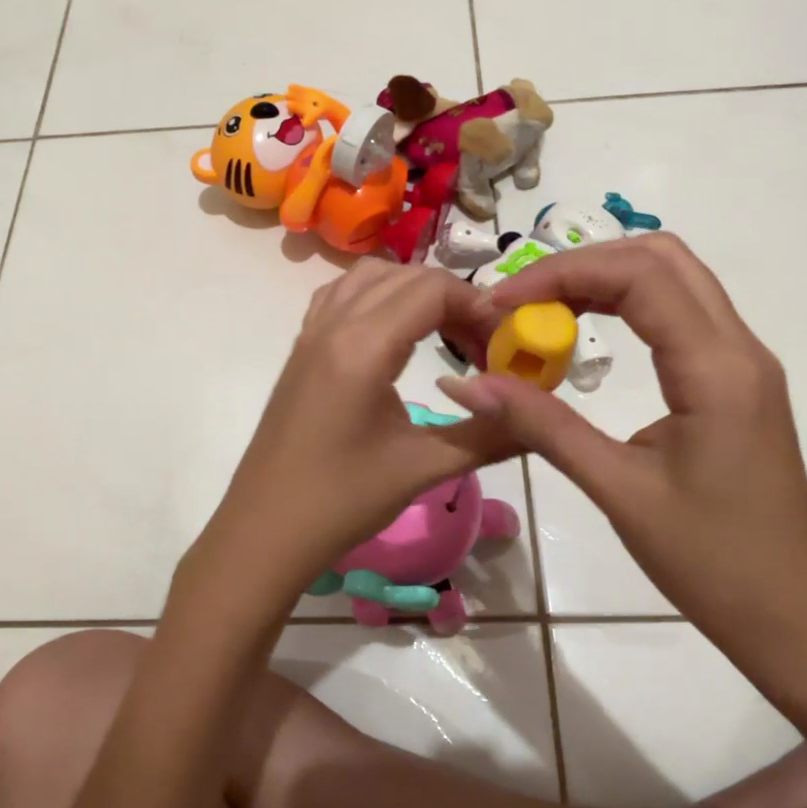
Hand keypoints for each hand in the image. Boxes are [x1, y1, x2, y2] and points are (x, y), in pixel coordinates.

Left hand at [181, 261, 512, 611]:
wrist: (264, 531)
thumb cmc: (341, 501)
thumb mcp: (422, 468)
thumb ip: (488, 435)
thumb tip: (542, 415)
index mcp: (362, 347)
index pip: (432, 289)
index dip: (478, 305)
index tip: (503, 344)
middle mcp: (333, 325)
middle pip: (406, 276)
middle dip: (453, 299)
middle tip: (482, 348)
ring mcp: (310, 333)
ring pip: (370, 277)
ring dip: (413, 292)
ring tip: (443, 335)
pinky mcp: (300, 349)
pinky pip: (341, 296)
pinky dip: (376, 297)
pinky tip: (394, 337)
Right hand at [439, 234, 806, 651]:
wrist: (792, 618)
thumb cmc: (710, 562)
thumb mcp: (618, 490)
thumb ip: (542, 426)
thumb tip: (463, 383)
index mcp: (717, 370)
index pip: (638, 275)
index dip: (561, 274)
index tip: (500, 305)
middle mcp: (739, 348)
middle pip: (660, 258)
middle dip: (581, 265)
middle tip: (519, 303)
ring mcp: (744, 362)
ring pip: (673, 279)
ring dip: (604, 279)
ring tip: (541, 313)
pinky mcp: (736, 382)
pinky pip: (680, 313)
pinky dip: (627, 305)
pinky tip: (585, 334)